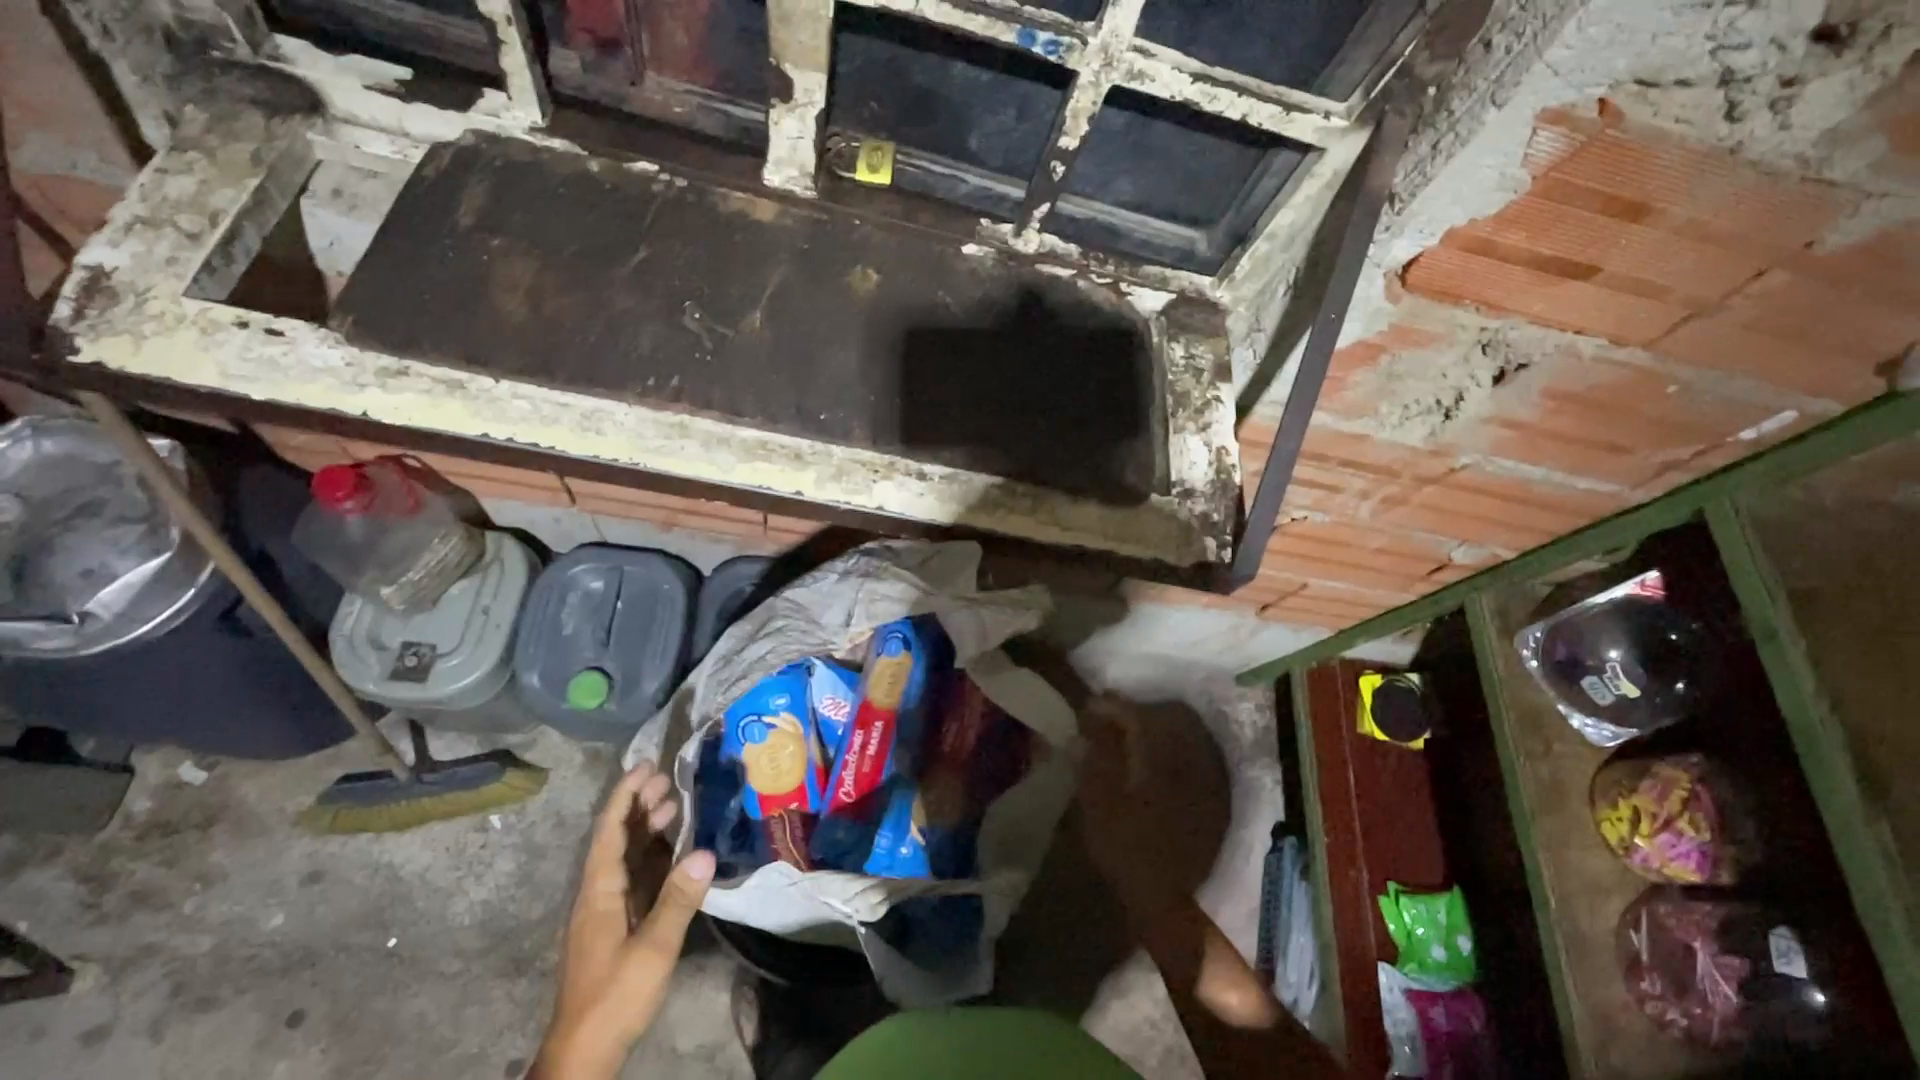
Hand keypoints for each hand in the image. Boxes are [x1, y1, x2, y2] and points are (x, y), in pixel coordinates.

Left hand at [533, 763, 717, 1079]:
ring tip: (675, 808)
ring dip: (646, 833)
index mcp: (597, 894)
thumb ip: (678, 900)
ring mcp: (604, 915)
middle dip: (639, 808)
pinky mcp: (615, 931)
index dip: (625, 797)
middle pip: (616, 841)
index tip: (645, 767)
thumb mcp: (652, 949)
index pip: (608, 832)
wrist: (584, 1052)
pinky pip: (634, 883)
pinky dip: (653, 862)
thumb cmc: (614, 996)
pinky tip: (675, 857)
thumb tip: (705, 852)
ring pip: (625, 861)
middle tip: (670, 782)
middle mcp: (597, 896)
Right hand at [1074, 695, 1221, 926]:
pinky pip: (1194, 756)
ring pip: (1183, 735)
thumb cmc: (1126, 853)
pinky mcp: (1215, 797)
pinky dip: (1170, 750)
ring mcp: (1209, 778)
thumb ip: (1094, 760)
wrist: (1169, 902)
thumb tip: (1088, 726)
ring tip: (1127, 738)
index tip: (1089, 708)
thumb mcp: (1098, 805)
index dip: (1111, 707)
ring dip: (1154, 730)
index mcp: (1162, 758)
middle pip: (1166, 718)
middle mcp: (1192, 760)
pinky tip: (1153, 762)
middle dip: (1134, 714)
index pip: (1138, 716)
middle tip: (1106, 720)